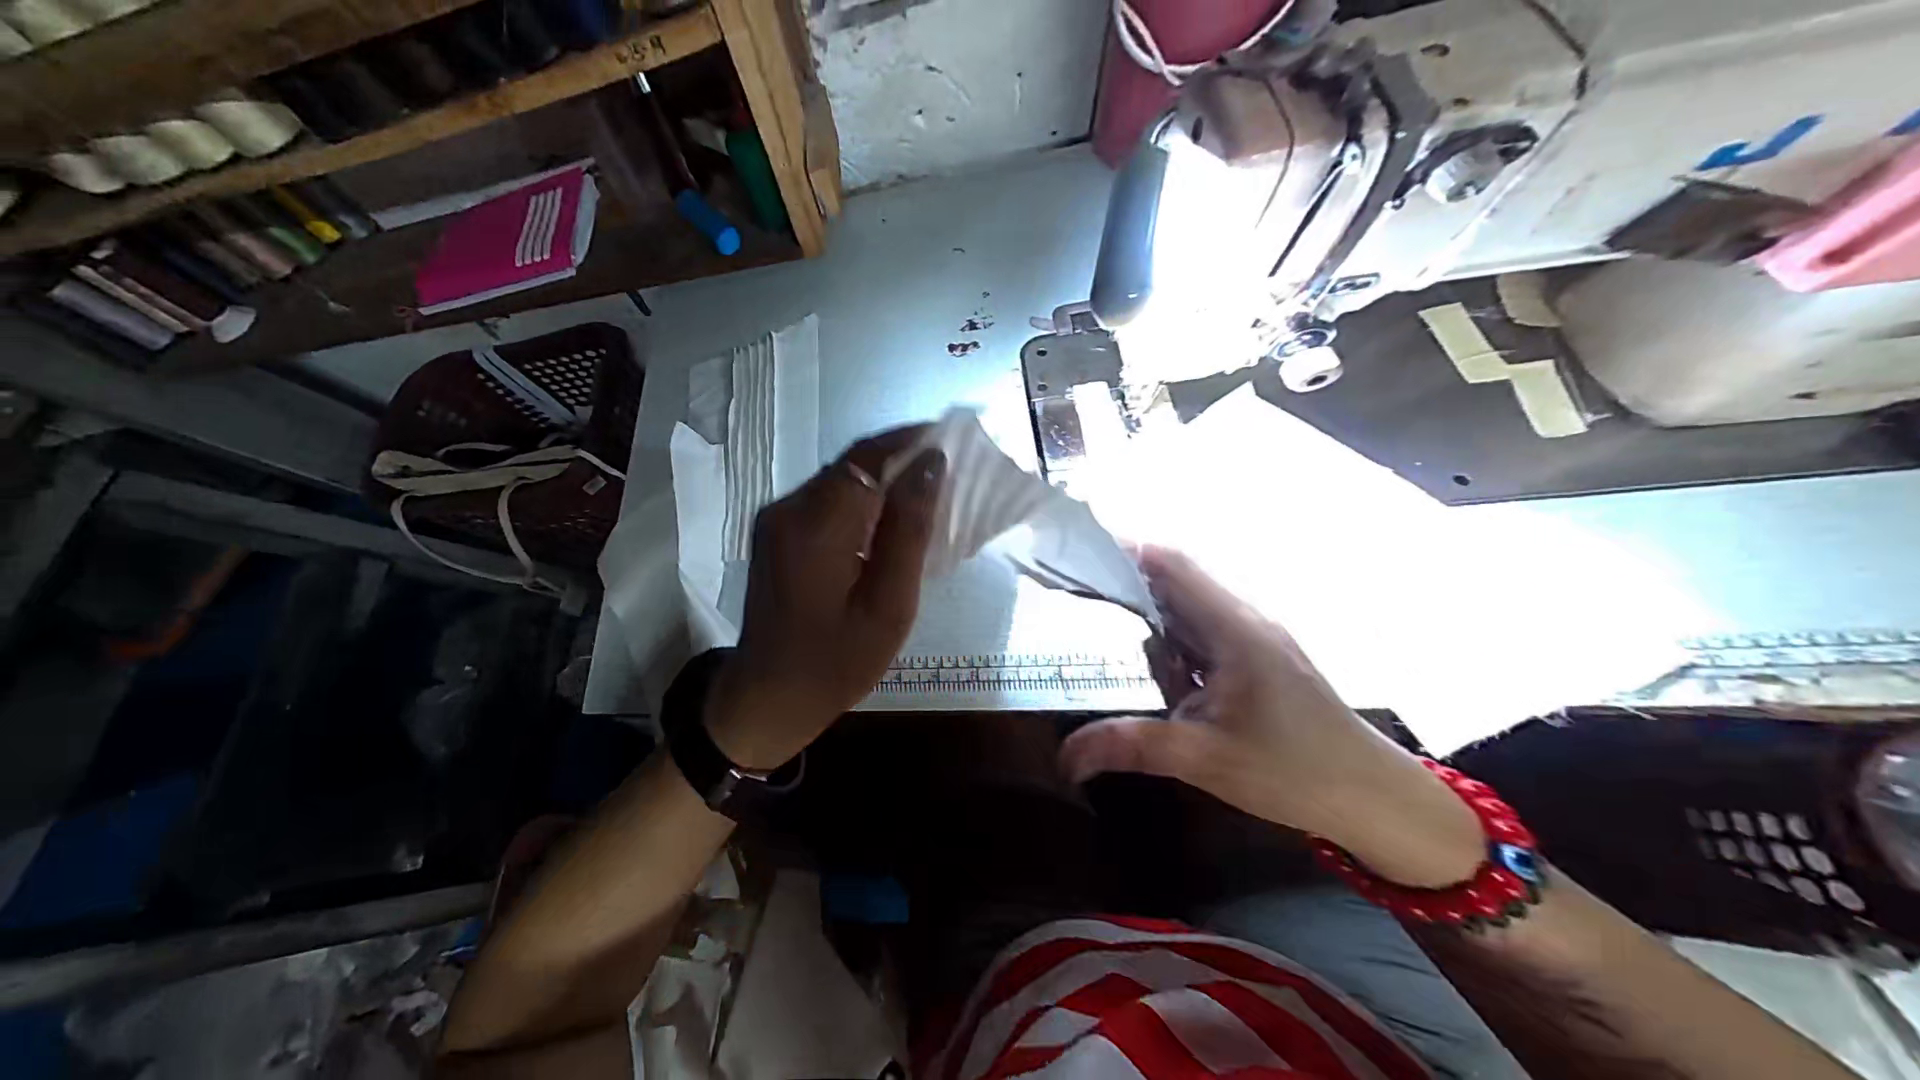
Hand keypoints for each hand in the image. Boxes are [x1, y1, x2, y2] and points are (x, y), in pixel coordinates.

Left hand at [705, 428, 945, 769]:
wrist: (768, 696)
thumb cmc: (836, 661)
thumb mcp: (889, 604)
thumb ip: (909, 530)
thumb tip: (931, 465)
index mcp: (816, 525)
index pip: (868, 457)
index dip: (910, 440)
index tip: (951, 438)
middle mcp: (788, 508)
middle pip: (852, 464)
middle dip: (900, 458)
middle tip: (947, 471)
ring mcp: (776, 518)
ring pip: (839, 480)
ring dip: (882, 480)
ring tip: (926, 494)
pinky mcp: (775, 532)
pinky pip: (826, 501)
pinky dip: (861, 501)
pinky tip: (887, 521)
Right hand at [1060, 547, 1485, 886]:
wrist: (1373, 798)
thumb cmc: (1295, 770)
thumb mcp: (1205, 758)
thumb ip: (1132, 746)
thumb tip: (1063, 757)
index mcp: (1235, 627)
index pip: (1173, 564)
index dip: (1127, 548)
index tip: (1079, 548)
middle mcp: (1244, 621)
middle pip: (1177, 581)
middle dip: (1125, 580)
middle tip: (1071, 588)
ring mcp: (1253, 640)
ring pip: (1189, 610)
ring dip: (1147, 611)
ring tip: (1093, 617)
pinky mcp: (1257, 662)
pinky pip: (1203, 636)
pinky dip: (1169, 640)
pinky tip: (1144, 663)